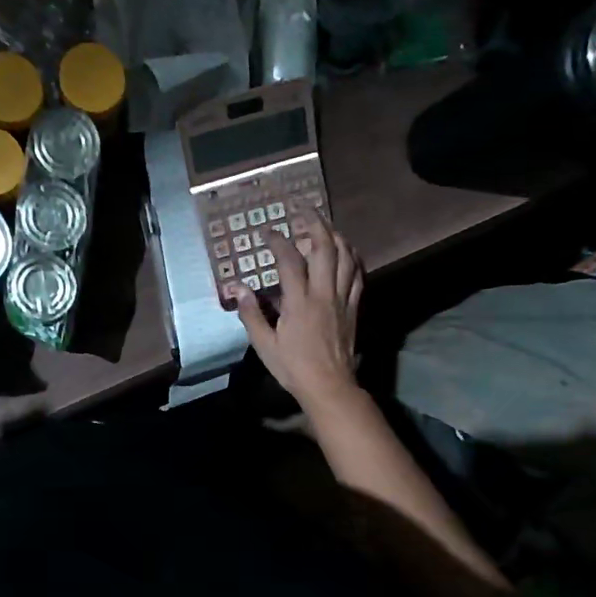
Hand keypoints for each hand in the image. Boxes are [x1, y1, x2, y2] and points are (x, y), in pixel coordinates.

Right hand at [228, 205, 364, 413]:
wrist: (329, 385)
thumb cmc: (293, 367)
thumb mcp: (264, 344)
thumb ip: (251, 313)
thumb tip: (237, 288)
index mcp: (299, 302)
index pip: (289, 260)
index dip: (278, 241)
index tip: (267, 233)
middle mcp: (324, 293)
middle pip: (325, 247)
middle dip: (314, 223)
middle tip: (303, 211)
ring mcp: (343, 299)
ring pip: (346, 256)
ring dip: (336, 235)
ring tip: (325, 225)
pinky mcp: (354, 307)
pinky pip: (358, 275)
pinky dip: (352, 257)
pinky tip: (346, 251)